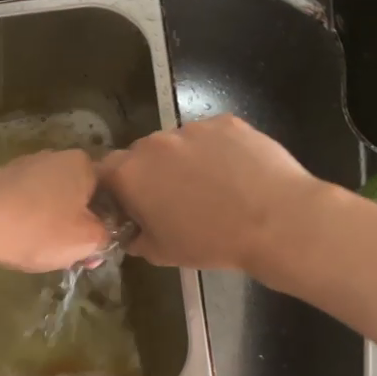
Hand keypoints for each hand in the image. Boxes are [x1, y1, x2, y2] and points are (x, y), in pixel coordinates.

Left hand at [0, 149, 110, 273]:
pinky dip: (26, 220)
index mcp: (82, 163)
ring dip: (52, 225)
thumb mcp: (85, 241)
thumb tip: (104, 235)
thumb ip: (105, 236)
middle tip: (71, 256)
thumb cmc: (38, 230)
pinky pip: (23, 203)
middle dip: (77, 225)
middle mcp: (54, 156)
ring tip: (42, 252)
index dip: (107, 223)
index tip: (97, 249)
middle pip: (77, 196)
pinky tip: (18, 240)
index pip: (109, 192)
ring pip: (49, 200)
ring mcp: (22, 166)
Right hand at [98, 115, 345, 279]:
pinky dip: (212, 152)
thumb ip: (135, 238)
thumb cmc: (210, 242)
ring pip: (175, 144)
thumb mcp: (160, 253)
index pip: (102, 172)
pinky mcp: (227, 122)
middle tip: (168, 200)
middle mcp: (154, 143)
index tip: (127, 206)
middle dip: (148, 174)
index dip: (112, 189)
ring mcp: (193, 129)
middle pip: (139, 154)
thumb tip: (132, 232)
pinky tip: (231, 175)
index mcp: (129, 174)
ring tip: (206, 188)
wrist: (275, 221)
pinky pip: (208, 137)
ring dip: (180, 162)